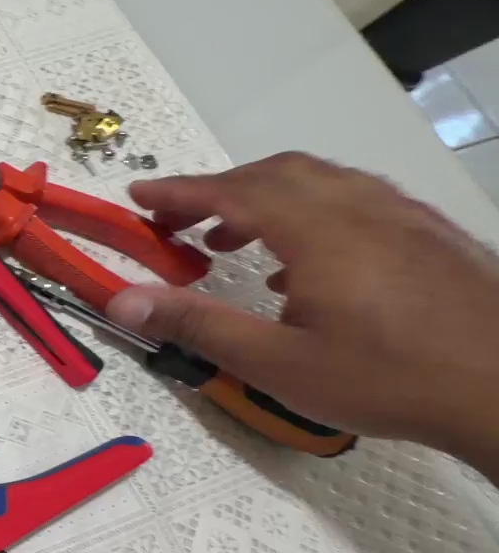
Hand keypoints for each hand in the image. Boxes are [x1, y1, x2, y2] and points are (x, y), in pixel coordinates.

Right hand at [105, 153, 498, 475]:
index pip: (239, 192)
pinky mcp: (431, 238)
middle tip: (172, 219)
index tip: (138, 195)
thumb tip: (120, 300)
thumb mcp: (273, 363)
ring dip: (261, 196)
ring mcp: (407, 221)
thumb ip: (195, 324)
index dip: (181, 191)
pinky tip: (294, 261)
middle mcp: (367, 213)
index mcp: (324, 236)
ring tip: (224, 237)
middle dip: (217, 188)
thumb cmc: (386, 379)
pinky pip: (357, 200)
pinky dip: (305, 210)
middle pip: (281, 173)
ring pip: (324, 180)